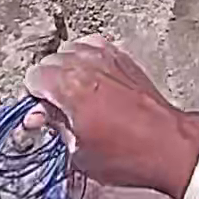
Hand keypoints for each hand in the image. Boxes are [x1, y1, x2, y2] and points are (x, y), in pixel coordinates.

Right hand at [23, 35, 198, 197]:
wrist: (165, 143)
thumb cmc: (126, 154)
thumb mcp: (80, 152)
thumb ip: (55, 125)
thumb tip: (38, 115)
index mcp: (72, 86)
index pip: (35, 75)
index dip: (33, 95)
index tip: (39, 111)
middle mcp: (87, 63)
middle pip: (51, 60)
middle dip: (49, 82)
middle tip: (57, 107)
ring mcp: (106, 55)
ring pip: (71, 48)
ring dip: (67, 67)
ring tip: (75, 92)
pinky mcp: (121, 55)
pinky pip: (93, 44)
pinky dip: (87, 56)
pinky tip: (92, 77)